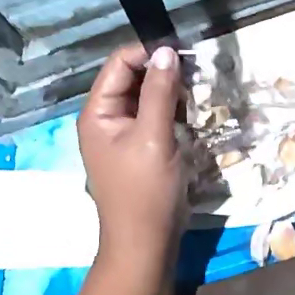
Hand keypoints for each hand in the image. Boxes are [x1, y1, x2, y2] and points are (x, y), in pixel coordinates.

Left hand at [78, 44, 186, 256]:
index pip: (119, 64)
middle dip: (162, 73)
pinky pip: (153, 118)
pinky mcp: (139, 148)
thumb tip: (167, 51)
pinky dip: (170, 112)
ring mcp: (122, 134)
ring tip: (195, 96)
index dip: (148, 53)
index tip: (184, 53)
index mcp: (98, 112)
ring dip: (169, 93)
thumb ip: (159, 92)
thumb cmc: (145, 191)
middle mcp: (106, 118)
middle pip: (132, 78)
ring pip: (146, 97)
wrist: (145, 244)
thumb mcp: (153, 138)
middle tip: (195, 75)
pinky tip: (190, 116)